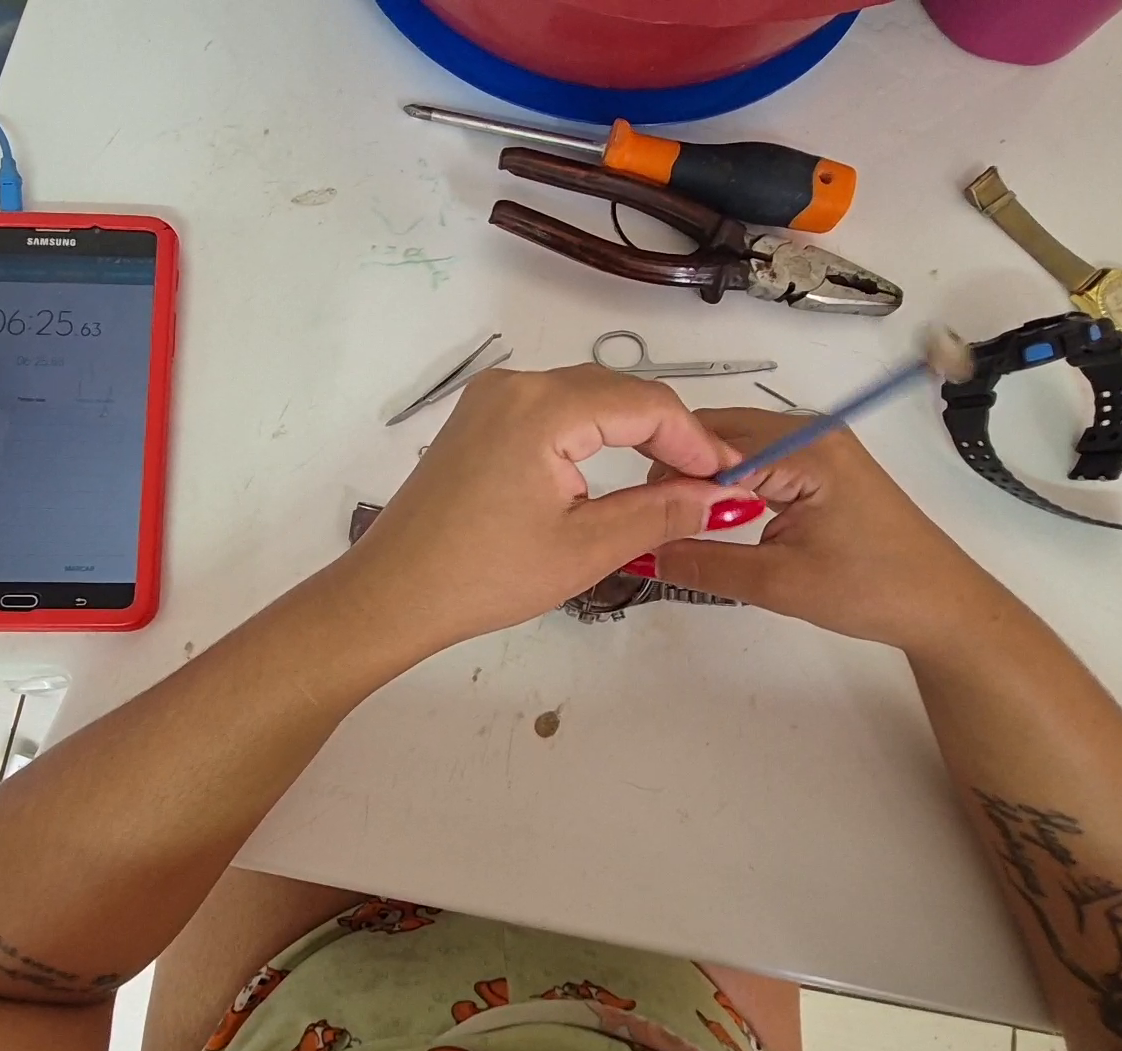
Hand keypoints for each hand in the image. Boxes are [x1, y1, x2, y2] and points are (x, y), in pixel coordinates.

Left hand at [336, 365, 751, 649]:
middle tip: (703, 480)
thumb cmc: (485, 576)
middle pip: (612, 392)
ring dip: (624, 431)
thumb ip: (660, 512)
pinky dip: (583, 433)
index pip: (644, 403)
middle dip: (663, 432)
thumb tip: (718, 494)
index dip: (695, 439)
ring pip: (579, 398)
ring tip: (664, 475)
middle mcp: (513, 385)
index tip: (728, 477)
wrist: (393, 593)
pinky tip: (603, 466)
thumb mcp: (584, 548)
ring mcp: (486, 399)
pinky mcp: (472, 421)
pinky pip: (545, 412)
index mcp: (543, 407)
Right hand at [651, 408, 1013, 650]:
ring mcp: (816, 444)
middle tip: (656, 518)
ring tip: (681, 520)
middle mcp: (810, 432)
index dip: (668, 473)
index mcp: (804, 451)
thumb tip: (640, 553)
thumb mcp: (776, 583)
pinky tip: (717, 514)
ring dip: (701, 475)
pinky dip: (726, 479)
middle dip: (679, 470)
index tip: (639, 512)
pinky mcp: (818, 462)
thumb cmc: (870, 591)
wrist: (942, 606)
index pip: (710, 442)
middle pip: (718, 432)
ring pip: (732, 443)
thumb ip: (701, 564)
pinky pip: (754, 456)